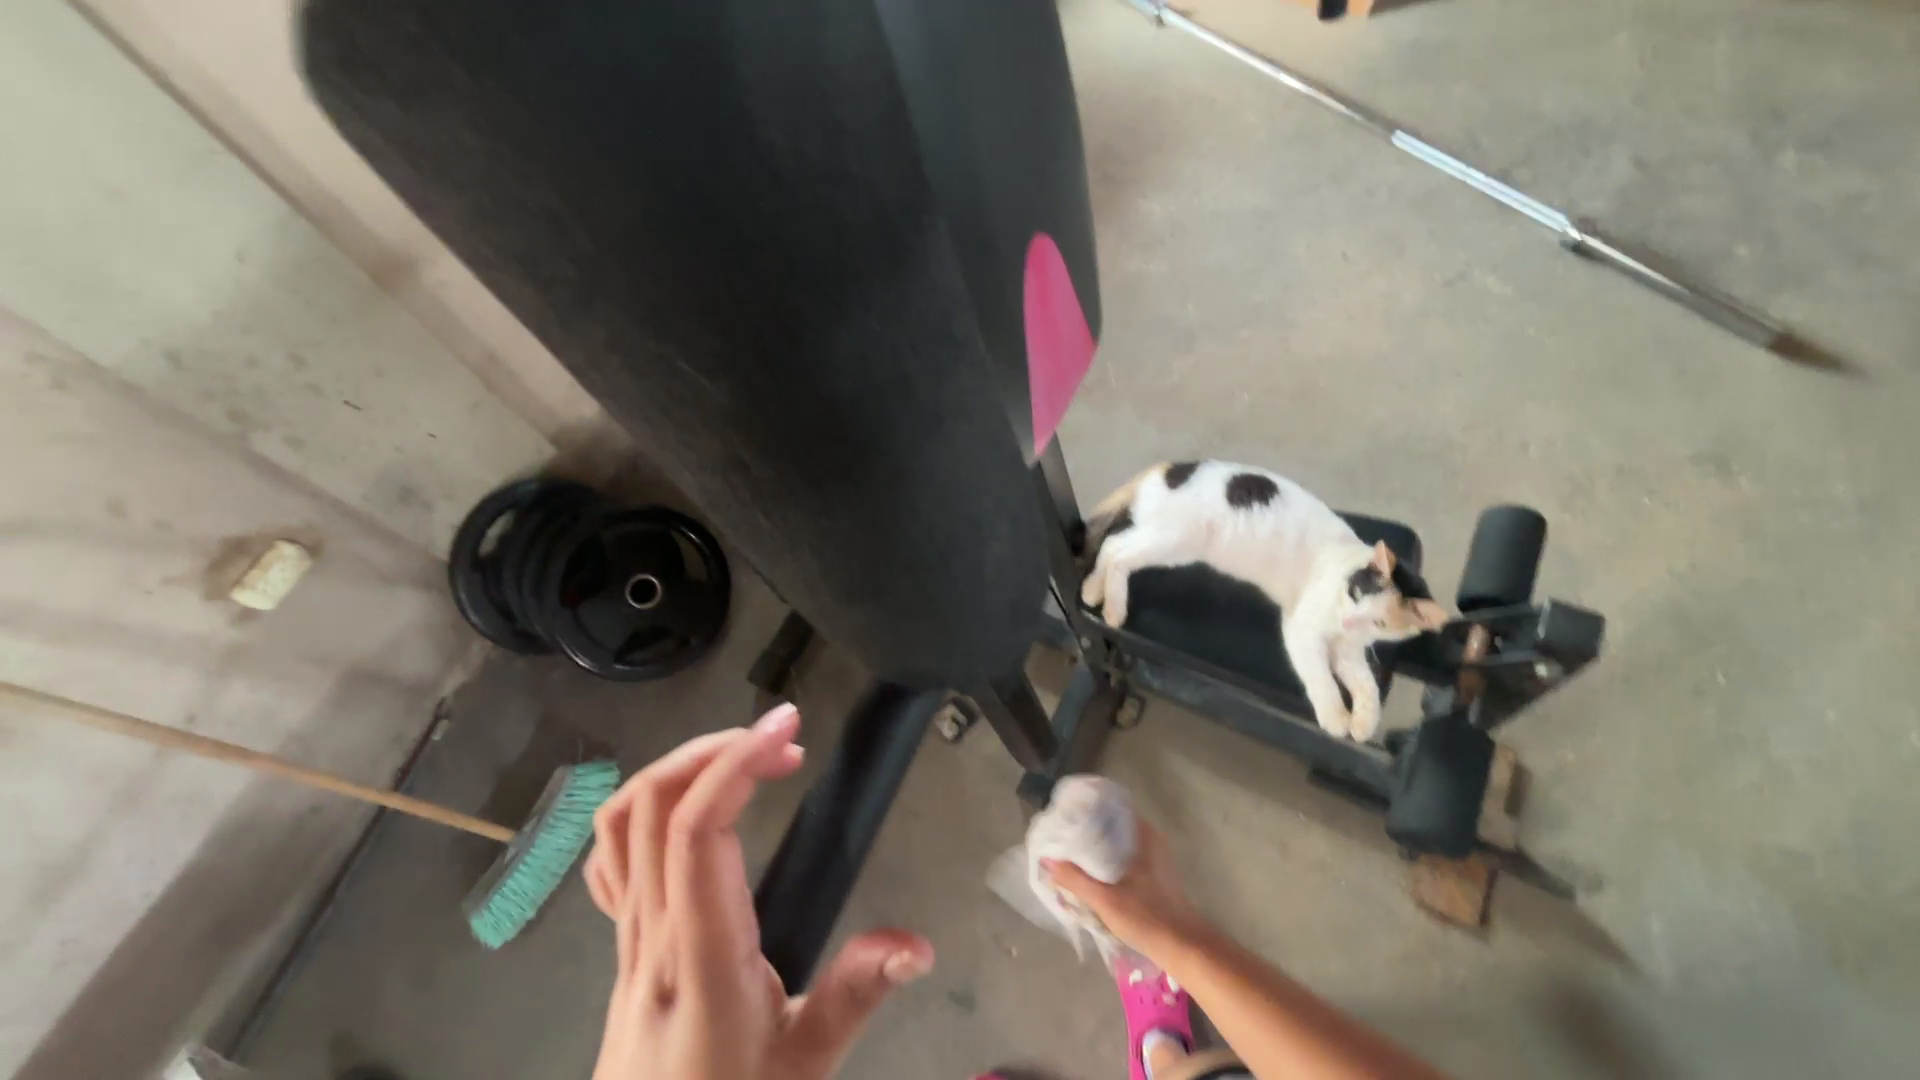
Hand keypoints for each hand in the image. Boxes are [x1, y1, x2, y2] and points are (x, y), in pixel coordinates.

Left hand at [584, 704, 933, 1079]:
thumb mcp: (803, 1066)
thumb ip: (854, 997)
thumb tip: (915, 943)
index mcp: (701, 955)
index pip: (696, 831)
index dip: (734, 764)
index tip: (786, 729)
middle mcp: (653, 931)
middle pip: (652, 805)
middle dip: (715, 748)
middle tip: (781, 742)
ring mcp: (627, 935)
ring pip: (622, 821)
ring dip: (678, 766)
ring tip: (742, 759)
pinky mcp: (622, 943)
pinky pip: (612, 856)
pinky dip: (645, 806)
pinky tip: (691, 807)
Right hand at [1044, 819, 1207, 963]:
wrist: (1185, 947)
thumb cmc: (1147, 917)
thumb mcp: (1105, 900)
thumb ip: (1074, 879)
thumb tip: (1047, 860)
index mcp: (1142, 834)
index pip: (1111, 806)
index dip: (1087, 807)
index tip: (1066, 812)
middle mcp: (1149, 839)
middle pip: (1112, 824)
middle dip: (1087, 828)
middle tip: (1062, 835)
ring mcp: (1153, 857)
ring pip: (1118, 842)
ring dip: (1096, 847)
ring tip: (1070, 853)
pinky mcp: (1153, 875)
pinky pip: (1123, 857)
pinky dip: (1106, 860)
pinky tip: (1090, 873)